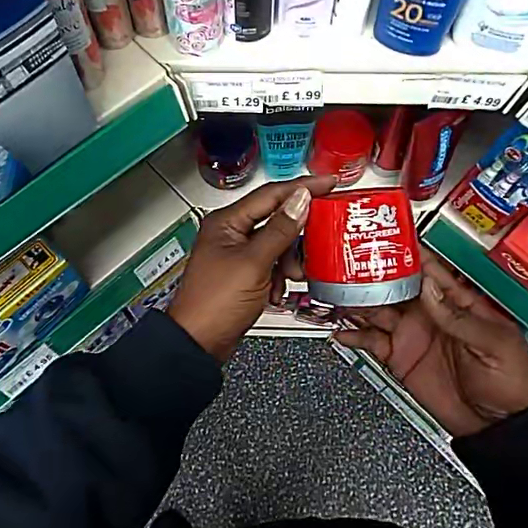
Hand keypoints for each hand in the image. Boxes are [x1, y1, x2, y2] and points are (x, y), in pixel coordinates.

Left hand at [168, 175, 338, 361]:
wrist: (198, 343)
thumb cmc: (213, 304)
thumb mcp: (254, 263)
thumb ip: (280, 230)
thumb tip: (300, 200)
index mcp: (227, 222)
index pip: (271, 194)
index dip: (303, 188)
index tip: (328, 184)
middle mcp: (231, 233)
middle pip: (277, 219)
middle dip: (297, 237)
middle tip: (318, 240)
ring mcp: (237, 253)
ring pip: (277, 244)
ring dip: (288, 261)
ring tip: (290, 276)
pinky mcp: (243, 272)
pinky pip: (272, 264)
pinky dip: (279, 276)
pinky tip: (276, 291)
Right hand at [335, 258, 527, 436]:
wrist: (495, 426)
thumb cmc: (508, 380)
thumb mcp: (493, 343)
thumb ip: (458, 317)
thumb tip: (429, 288)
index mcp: (457, 303)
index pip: (430, 271)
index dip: (411, 254)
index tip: (391, 240)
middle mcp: (430, 314)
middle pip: (397, 285)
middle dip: (375, 272)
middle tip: (352, 264)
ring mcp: (412, 334)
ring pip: (378, 309)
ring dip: (358, 299)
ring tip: (338, 291)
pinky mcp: (399, 357)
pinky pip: (371, 341)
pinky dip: (354, 335)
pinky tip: (341, 330)